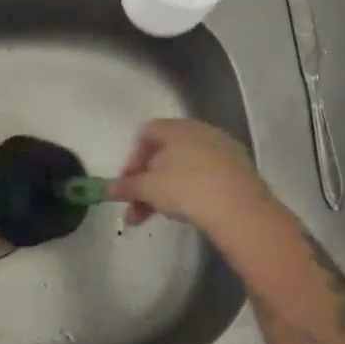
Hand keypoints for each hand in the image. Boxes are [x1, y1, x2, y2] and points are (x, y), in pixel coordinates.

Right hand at [108, 119, 266, 230]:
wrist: (239, 207)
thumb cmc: (186, 189)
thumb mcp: (148, 188)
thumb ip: (125, 187)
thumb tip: (105, 189)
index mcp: (177, 128)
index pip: (145, 134)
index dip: (131, 160)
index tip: (126, 186)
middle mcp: (200, 131)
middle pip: (164, 153)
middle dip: (145, 183)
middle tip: (136, 209)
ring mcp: (222, 148)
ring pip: (183, 167)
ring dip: (164, 190)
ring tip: (158, 215)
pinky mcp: (238, 168)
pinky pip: (204, 175)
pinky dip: (190, 189)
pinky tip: (189, 211)